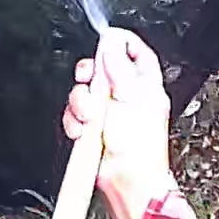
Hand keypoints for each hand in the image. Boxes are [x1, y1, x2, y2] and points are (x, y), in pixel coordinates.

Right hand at [61, 28, 175, 218]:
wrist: (126, 179)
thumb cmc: (139, 146)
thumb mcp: (131, 96)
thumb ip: (118, 67)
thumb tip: (112, 40)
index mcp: (145, 86)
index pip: (135, 54)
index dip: (121, 43)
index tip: (106, 38)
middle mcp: (125, 98)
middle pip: (101, 71)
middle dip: (90, 76)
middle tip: (89, 81)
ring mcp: (107, 114)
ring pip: (83, 93)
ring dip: (81, 104)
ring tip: (91, 118)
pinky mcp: (90, 129)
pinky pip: (73, 115)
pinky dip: (74, 122)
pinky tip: (83, 132)